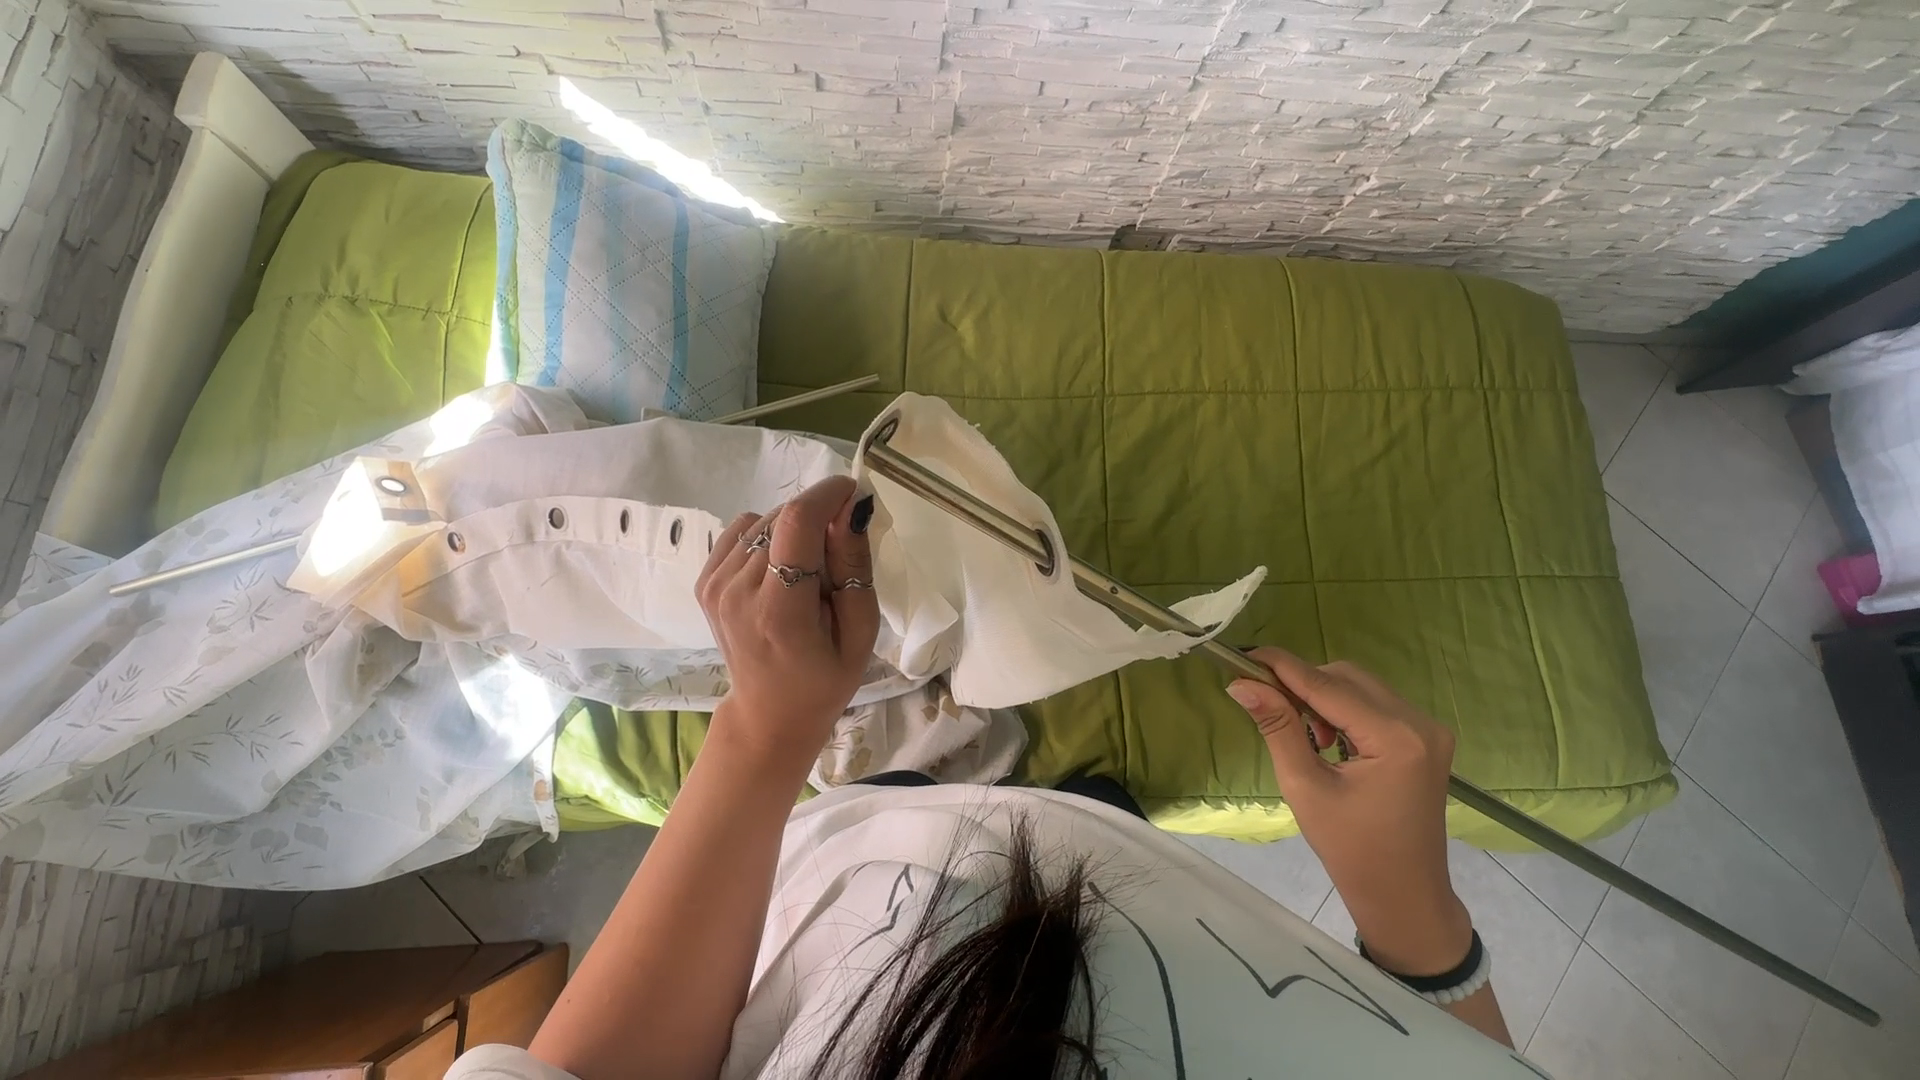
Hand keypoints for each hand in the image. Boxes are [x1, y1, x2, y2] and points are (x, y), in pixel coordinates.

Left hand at [696, 476, 879, 763]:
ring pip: (763, 521)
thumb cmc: (825, 678)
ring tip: (808, 571)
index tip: (852, 493)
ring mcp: (714, 585)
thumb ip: (854, 567)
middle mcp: (736, 591)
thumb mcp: (860, 631)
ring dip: (794, 530)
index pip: (796, 523)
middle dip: (818, 518)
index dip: (826, 495)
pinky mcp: (705, 581)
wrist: (769, 714)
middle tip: (839, 551)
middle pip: (782, 518)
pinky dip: (768, 537)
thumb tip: (849, 509)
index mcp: (779, 610)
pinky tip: (780, 568)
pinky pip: (742, 530)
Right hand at [1226, 647, 1470, 975]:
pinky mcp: (1425, 738)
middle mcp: (1419, 723)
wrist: (1403, 894)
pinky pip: (1375, 703)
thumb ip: (1277, 727)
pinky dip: (1343, 709)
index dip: (1282, 666)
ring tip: (1303, 734)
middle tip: (1266, 703)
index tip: (1242, 655)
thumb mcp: (1304, 786)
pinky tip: (1327, 739)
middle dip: (1302, 683)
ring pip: (1360, 685)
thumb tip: (1241, 684)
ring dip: (1322, 696)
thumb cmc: (1350, 848)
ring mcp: (1428, 729)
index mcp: (1395, 737)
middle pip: (1346, 676)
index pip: (1326, 684)